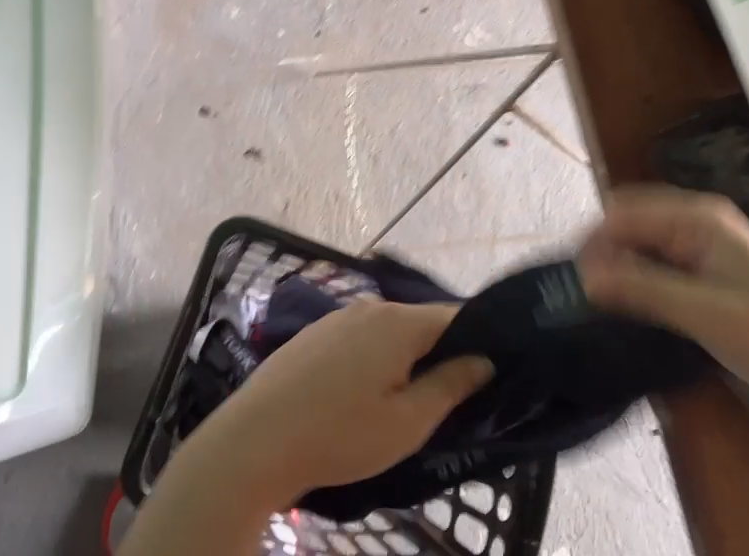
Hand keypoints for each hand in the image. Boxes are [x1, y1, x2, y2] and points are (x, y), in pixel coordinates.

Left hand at [191, 301, 493, 506]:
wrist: (255, 441)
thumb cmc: (340, 435)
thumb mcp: (408, 422)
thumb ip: (451, 385)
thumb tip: (484, 360)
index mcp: (399, 321)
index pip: (456, 317)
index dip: (479, 340)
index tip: (493, 371)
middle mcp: (369, 307)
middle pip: (421, 323)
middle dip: (441, 353)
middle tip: (453, 396)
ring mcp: (336, 317)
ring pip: (388, 332)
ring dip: (405, 358)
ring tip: (409, 400)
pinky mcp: (313, 334)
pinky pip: (360, 339)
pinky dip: (374, 359)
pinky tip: (366, 394)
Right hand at [577, 186, 748, 413]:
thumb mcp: (708, 315)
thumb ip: (645, 290)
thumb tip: (583, 276)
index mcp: (700, 218)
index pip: (626, 212)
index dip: (595, 241)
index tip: (573, 281)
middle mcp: (695, 222)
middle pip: (626, 223)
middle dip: (600, 252)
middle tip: (581, 294)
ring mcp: (698, 247)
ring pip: (635, 245)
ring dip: (614, 268)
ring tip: (595, 303)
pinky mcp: (698, 274)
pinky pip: (649, 265)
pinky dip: (631, 281)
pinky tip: (622, 308)